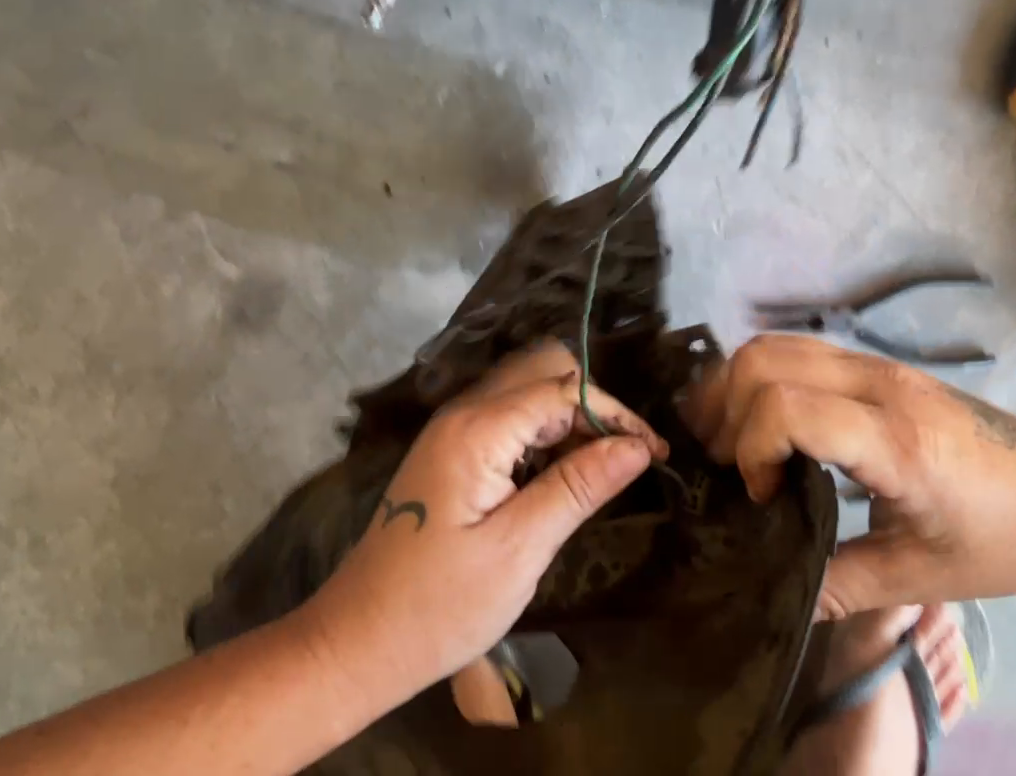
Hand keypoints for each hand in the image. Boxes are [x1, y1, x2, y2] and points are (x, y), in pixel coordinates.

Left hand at [302, 342, 668, 701]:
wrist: (360, 639)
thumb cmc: (441, 604)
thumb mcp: (520, 549)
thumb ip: (578, 487)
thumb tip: (636, 446)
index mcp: (476, 430)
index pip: (562, 389)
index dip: (615, 414)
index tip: (656, 454)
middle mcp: (461, 416)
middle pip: (541, 375)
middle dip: (592, 409)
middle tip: (627, 461)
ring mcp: (450, 434)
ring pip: (524, 397)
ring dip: (569, 423)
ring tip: (603, 474)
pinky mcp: (448, 456)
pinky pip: (506, 425)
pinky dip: (542, 439)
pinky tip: (560, 479)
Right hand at [689, 335, 1015, 619]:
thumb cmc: (1007, 543)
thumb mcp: (921, 577)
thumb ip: (838, 586)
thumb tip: (771, 597)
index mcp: (897, 442)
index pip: (786, 409)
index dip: (752, 449)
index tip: (763, 495)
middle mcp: (881, 386)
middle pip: (765, 361)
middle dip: (726, 409)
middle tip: (722, 462)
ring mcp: (879, 366)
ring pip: (775, 345)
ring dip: (736, 386)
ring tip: (726, 438)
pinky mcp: (879, 365)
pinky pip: (797, 350)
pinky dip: (761, 377)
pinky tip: (760, 419)